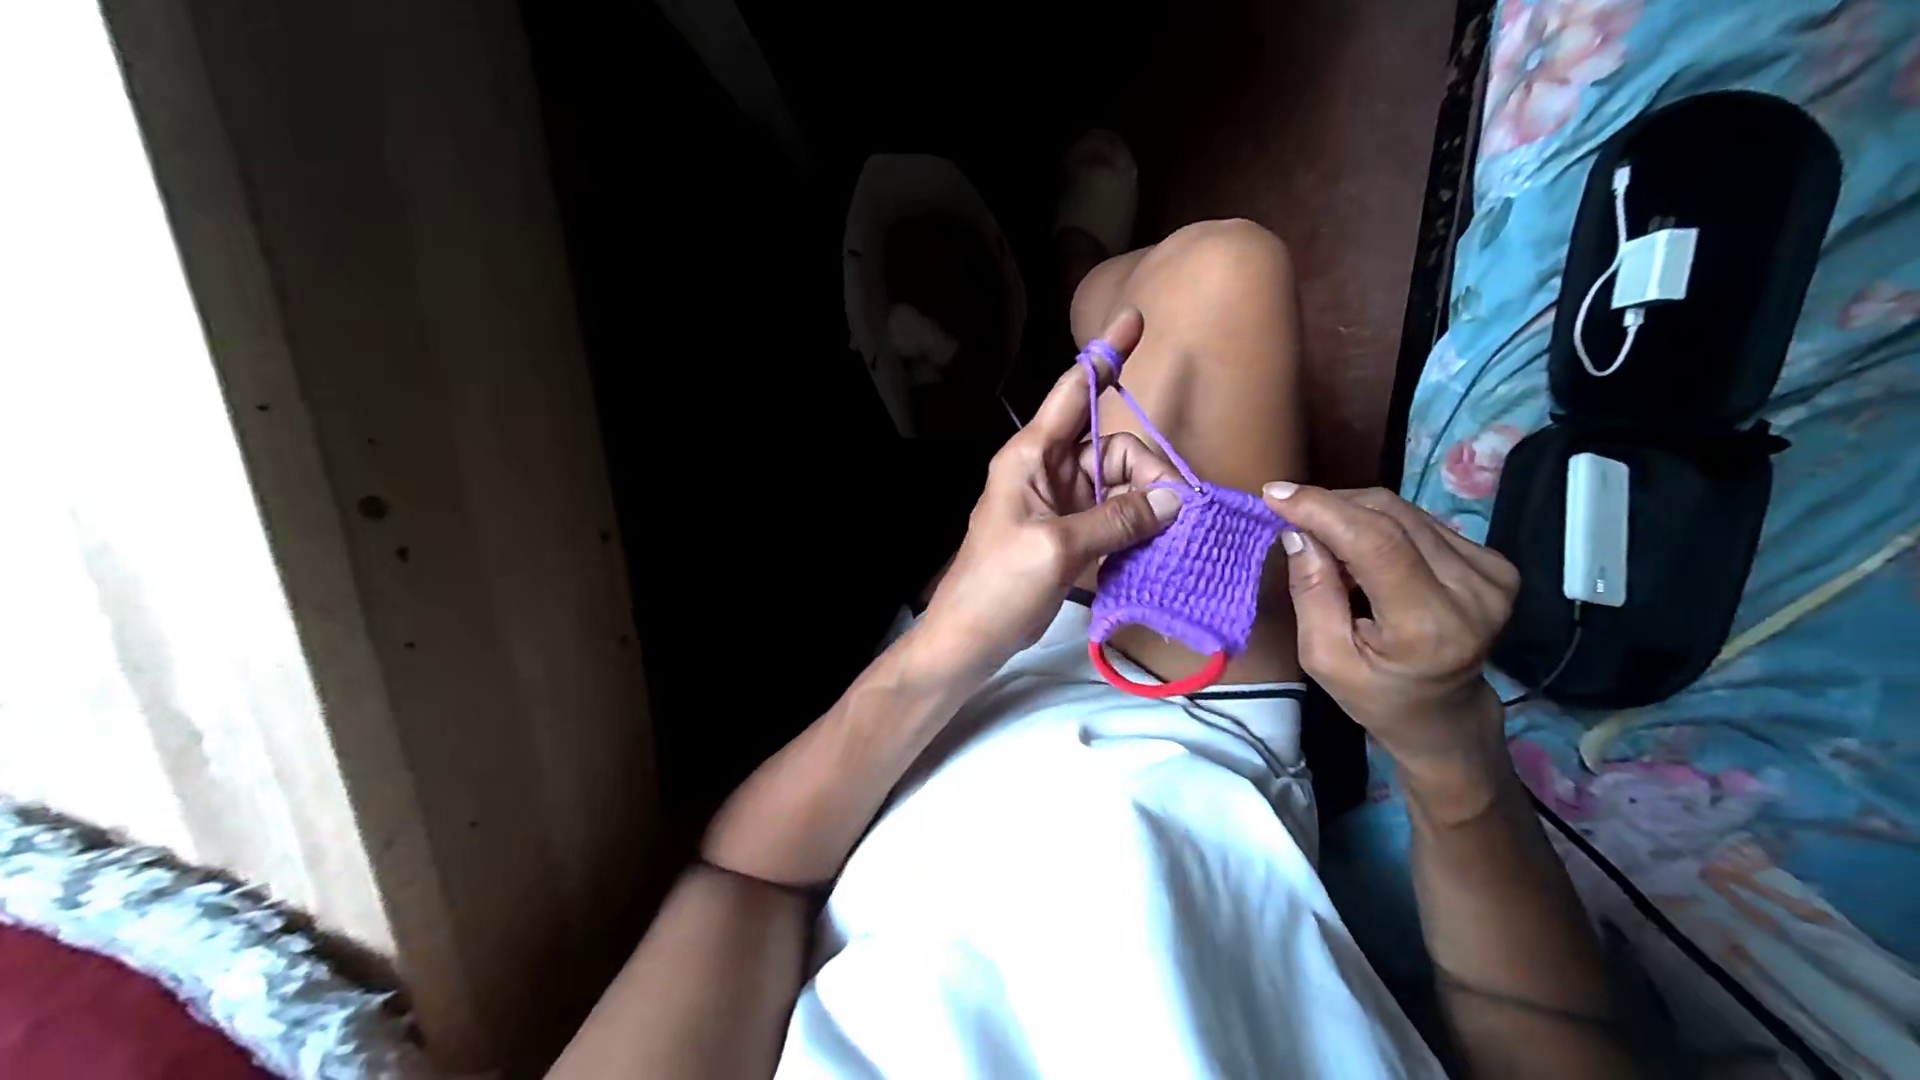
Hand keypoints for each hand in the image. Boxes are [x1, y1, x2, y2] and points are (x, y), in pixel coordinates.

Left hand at [913, 309, 1183, 679]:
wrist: (970, 638)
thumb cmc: (996, 586)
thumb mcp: (1056, 548)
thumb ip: (1116, 520)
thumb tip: (1175, 499)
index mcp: (1031, 456)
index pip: (1072, 392)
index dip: (1105, 355)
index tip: (1135, 318)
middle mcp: (1048, 471)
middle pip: (1114, 451)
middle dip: (1150, 474)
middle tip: (1179, 512)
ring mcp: (1060, 505)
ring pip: (1120, 488)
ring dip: (1149, 507)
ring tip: (1173, 536)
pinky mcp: (1070, 535)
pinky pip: (1114, 519)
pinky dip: (1137, 530)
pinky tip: (1156, 550)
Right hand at [1261, 484, 1520, 780]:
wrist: (1444, 714)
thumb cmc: (1375, 695)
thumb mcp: (1323, 658)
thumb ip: (1311, 593)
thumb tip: (1297, 531)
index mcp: (1428, 625)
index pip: (1376, 543)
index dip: (1323, 509)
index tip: (1274, 494)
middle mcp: (1473, 591)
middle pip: (1390, 517)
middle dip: (1331, 506)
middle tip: (1290, 516)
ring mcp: (1491, 573)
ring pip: (1404, 511)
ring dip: (1351, 513)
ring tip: (1324, 538)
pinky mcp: (1494, 563)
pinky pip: (1419, 521)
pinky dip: (1377, 524)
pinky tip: (1360, 549)